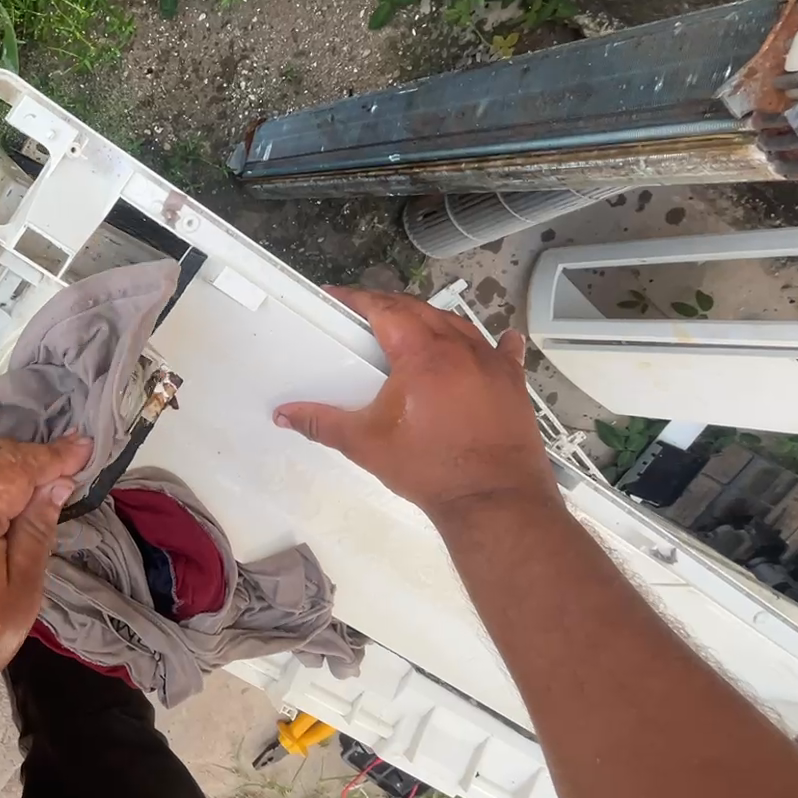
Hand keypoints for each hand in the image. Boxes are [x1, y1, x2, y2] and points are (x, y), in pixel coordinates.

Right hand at [273, 287, 555, 523]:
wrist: (493, 501)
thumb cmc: (429, 468)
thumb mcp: (363, 443)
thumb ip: (320, 422)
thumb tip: (283, 415)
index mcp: (421, 356)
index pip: (385, 310)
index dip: (359, 298)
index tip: (339, 297)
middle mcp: (459, 350)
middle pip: (419, 310)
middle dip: (389, 305)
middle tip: (364, 313)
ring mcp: (491, 365)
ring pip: (457, 324)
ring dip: (430, 318)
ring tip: (410, 325)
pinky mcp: (513, 385)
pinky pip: (504, 351)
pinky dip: (494, 342)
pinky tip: (498, 339)